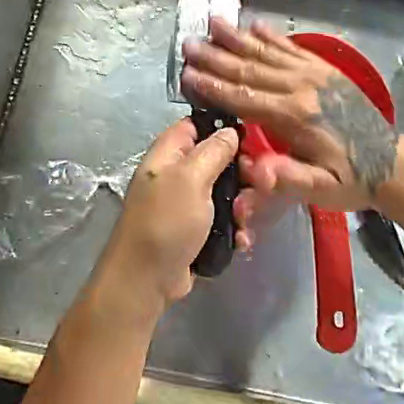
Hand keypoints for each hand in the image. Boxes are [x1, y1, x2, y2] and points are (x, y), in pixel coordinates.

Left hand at [97, 116, 241, 308]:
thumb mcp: (191, 178)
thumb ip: (214, 150)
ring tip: (245, 219)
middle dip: (242, 172)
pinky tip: (241, 239)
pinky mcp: (196, 228)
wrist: (145, 280)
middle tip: (257, 185)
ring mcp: (187, 203)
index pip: (197, 123)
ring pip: (226, 190)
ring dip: (242, 205)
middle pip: (219, 158)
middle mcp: (177, 173)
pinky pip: (224, 218)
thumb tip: (230, 130)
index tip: (253, 138)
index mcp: (168, 153)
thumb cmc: (166, 222)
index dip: (224, 126)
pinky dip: (235, 228)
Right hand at [181, 18, 398, 212]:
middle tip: (189, 43)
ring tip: (214, 22)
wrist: (393, 164)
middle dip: (217, 56)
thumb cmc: (353, 180)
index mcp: (295, 117)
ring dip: (239, 38)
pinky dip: (273, 37)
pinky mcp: (326, 72)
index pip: (245, 97)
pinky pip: (294, 49)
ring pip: (270, 53)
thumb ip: (288, 179)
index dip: (214, 86)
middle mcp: (302, 88)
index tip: (187, 74)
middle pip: (252, 69)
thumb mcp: (321, 189)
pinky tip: (256, 25)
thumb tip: (253, 170)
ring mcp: (316, 76)